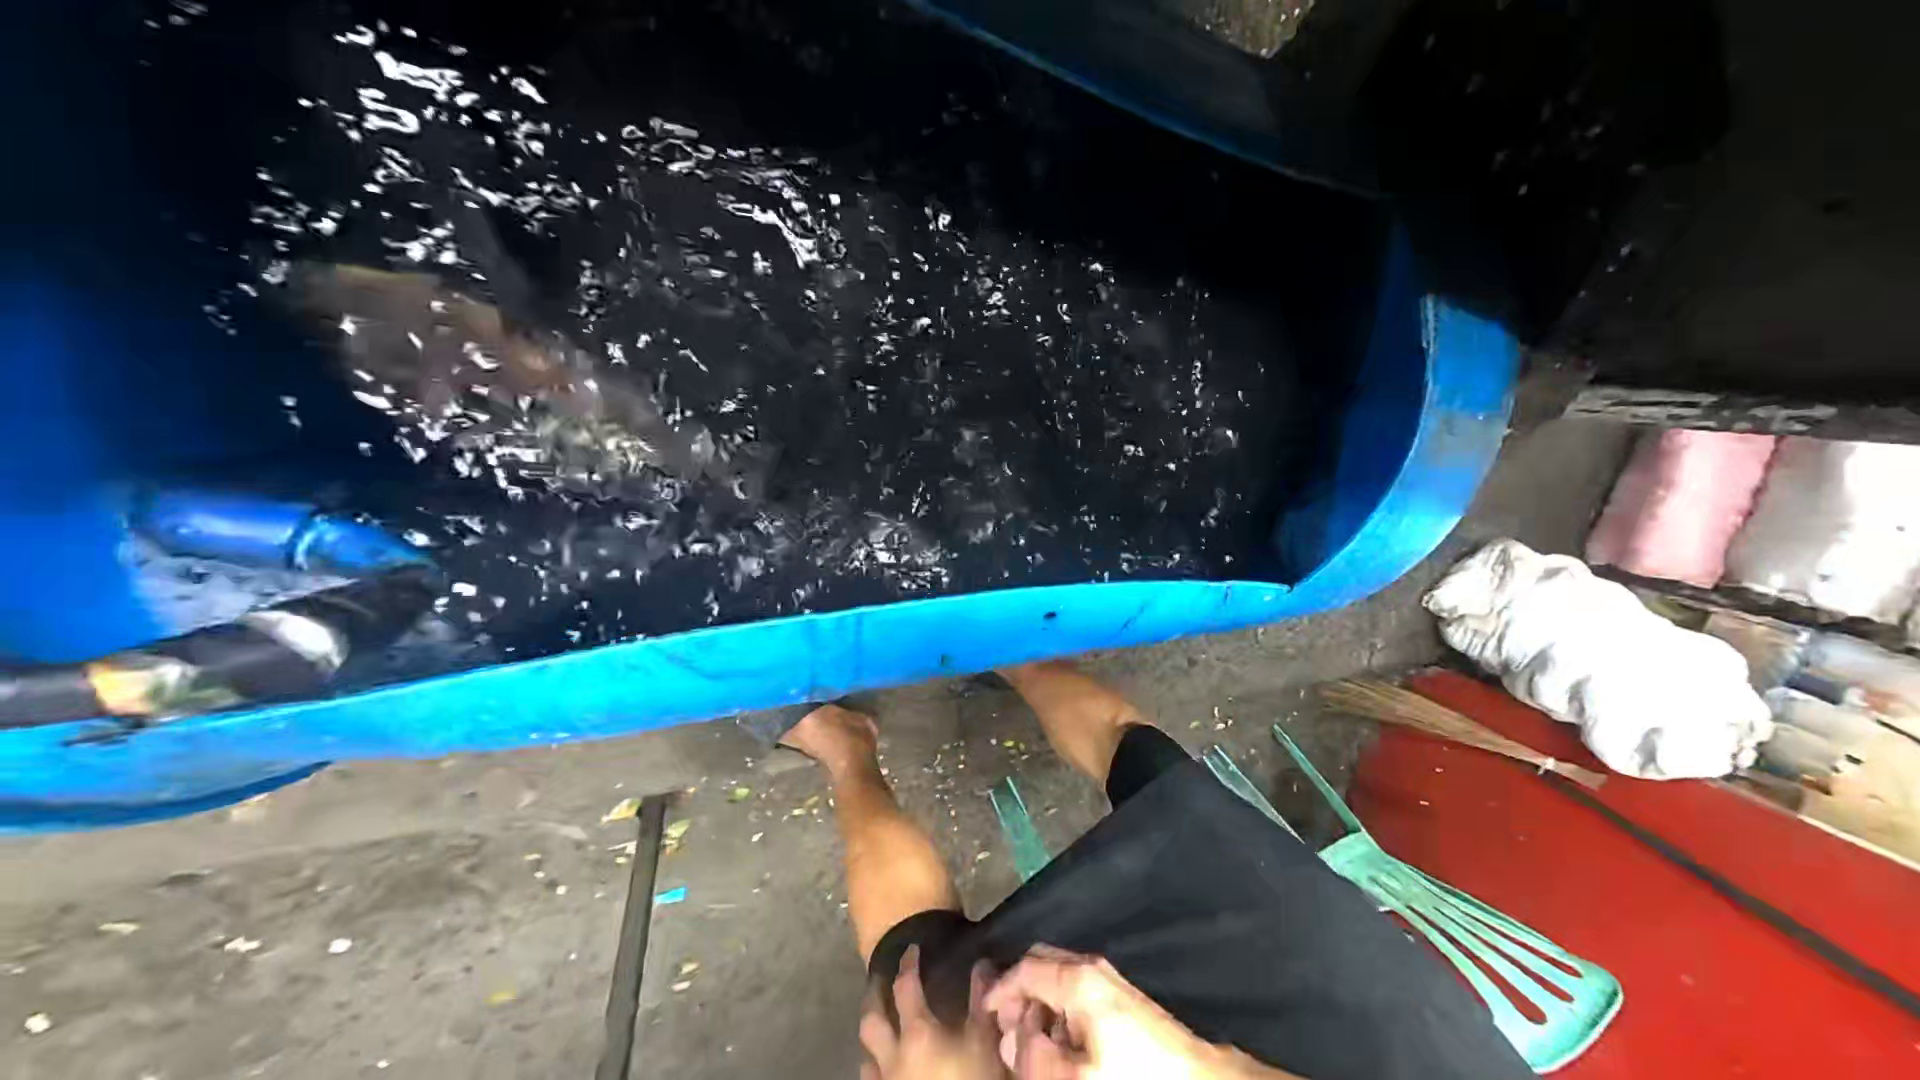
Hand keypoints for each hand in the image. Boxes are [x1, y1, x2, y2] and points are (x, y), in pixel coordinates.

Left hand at [859, 945, 1008, 1079]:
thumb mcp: (985, 1043)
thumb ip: (981, 1002)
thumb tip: (981, 963)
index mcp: (916, 1033)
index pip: (905, 986)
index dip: (908, 964)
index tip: (911, 948)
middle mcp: (892, 1057)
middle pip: (871, 1017)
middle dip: (873, 993)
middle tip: (879, 976)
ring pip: (865, 1054)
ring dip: (871, 1034)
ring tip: (879, 1022)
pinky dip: (874, 1069)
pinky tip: (882, 1069)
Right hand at [982, 945, 1298, 1079]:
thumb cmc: (1133, 1076)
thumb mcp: (1077, 1076)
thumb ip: (1036, 1056)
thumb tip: (1013, 1039)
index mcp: (1077, 979)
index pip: (1025, 969)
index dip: (1000, 990)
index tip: (985, 1014)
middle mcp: (1090, 968)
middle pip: (1041, 962)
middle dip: (1019, 989)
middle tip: (1006, 1026)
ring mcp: (1108, 979)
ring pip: (1059, 976)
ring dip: (1039, 1000)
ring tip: (1031, 1041)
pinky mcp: (1121, 997)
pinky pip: (1076, 990)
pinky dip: (1058, 1007)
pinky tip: (1061, 1043)